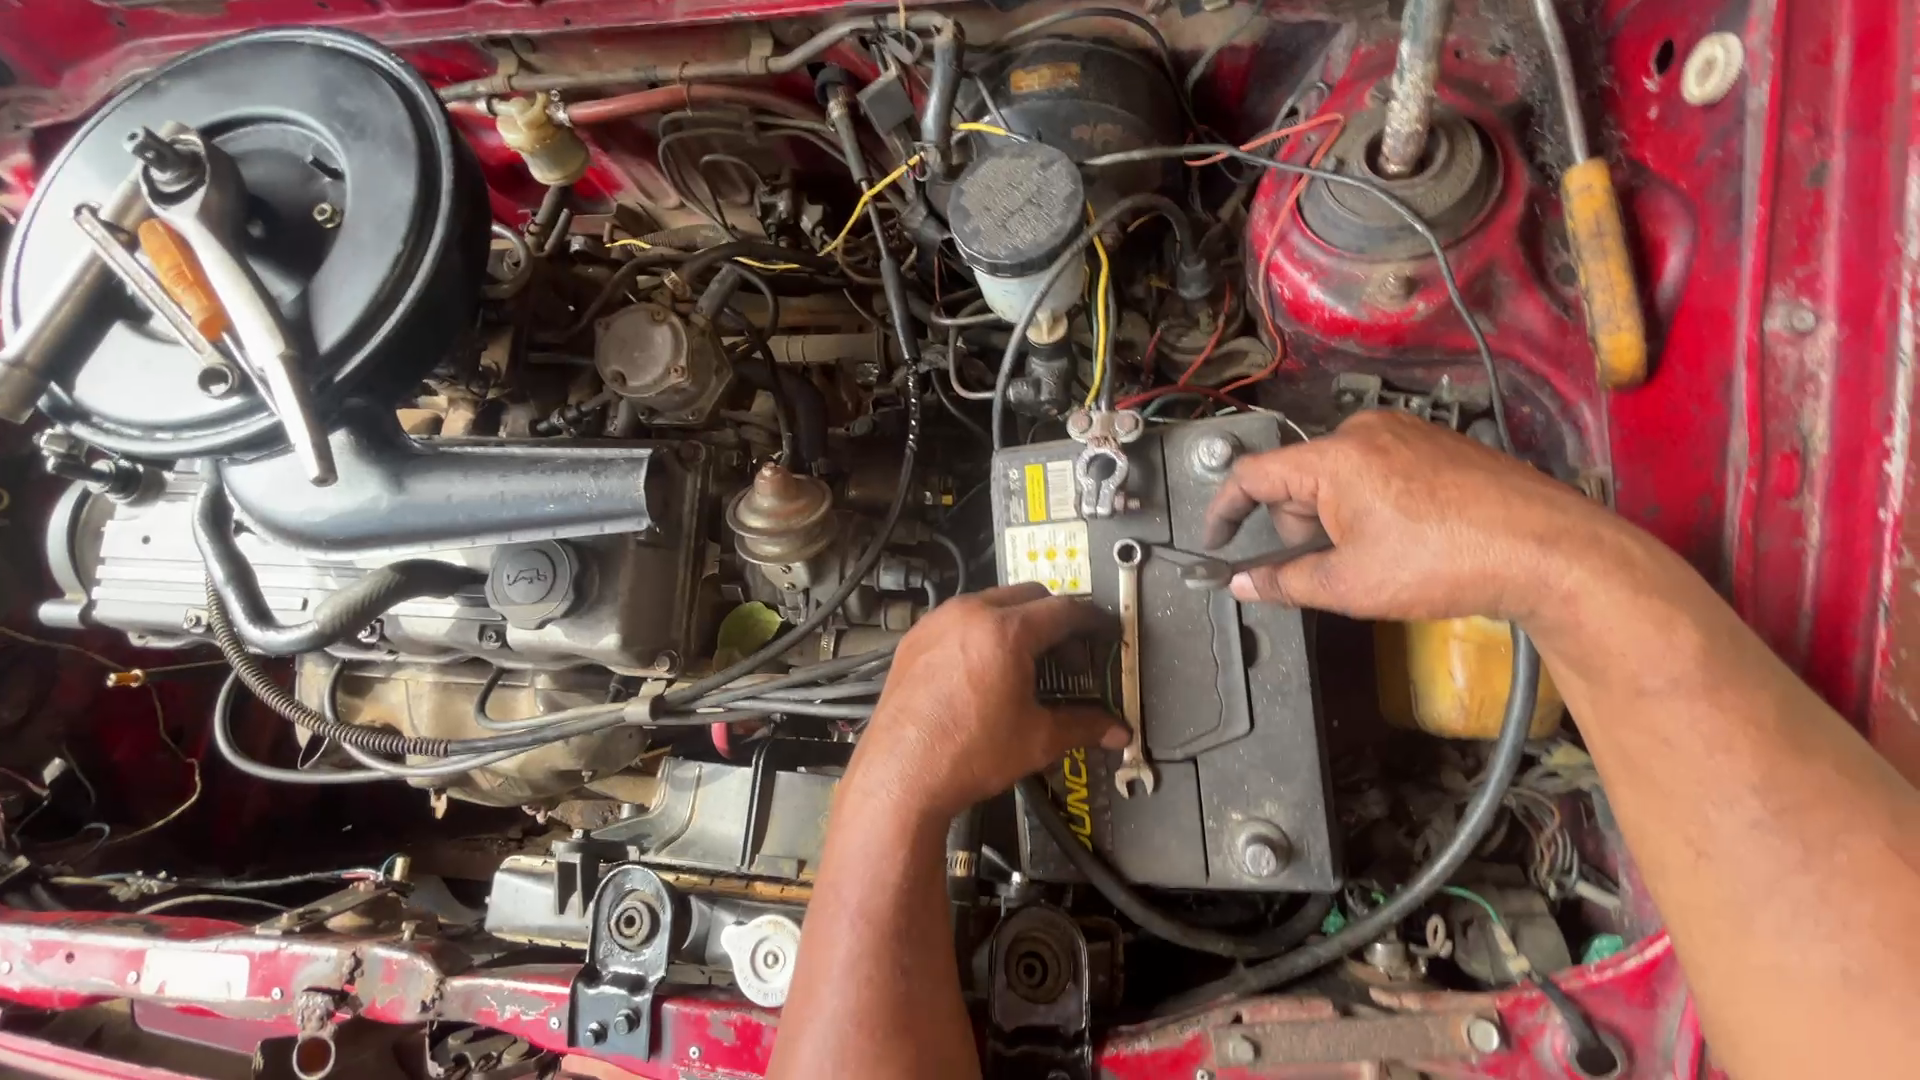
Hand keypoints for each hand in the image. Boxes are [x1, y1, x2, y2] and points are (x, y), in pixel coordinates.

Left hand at [844, 584, 1130, 820]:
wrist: (900, 777)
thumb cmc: (964, 755)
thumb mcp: (1037, 739)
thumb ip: (1082, 726)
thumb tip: (1113, 729)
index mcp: (1005, 631)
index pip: (1064, 609)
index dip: (1091, 619)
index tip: (1101, 629)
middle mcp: (968, 615)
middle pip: (1027, 595)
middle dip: (1054, 617)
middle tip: (1067, 652)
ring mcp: (937, 623)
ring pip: (989, 603)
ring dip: (1015, 621)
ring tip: (1026, 661)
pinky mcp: (915, 640)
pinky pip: (957, 620)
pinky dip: (980, 631)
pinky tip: (985, 669)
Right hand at [1202, 410, 1624, 621]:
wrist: (1552, 553)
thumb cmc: (1444, 564)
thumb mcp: (1348, 585)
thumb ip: (1283, 582)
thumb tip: (1241, 584)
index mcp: (1333, 458)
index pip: (1252, 476)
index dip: (1224, 511)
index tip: (1217, 539)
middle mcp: (1365, 431)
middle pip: (1298, 480)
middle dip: (1298, 526)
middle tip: (1328, 567)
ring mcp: (1405, 432)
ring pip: (1337, 477)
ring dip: (1335, 518)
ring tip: (1375, 557)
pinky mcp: (1436, 443)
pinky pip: (1376, 469)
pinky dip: (1369, 505)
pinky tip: (1403, 538)